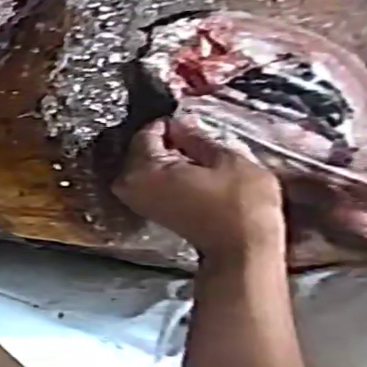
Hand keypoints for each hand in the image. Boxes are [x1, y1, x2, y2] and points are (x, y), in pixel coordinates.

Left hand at [113, 117, 285, 262]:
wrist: (239, 246)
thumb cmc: (240, 203)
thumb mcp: (227, 160)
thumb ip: (197, 138)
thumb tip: (179, 123)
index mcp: (142, 169)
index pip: (145, 134)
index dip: (169, 124)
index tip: (191, 121)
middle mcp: (126, 182)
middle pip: (140, 148)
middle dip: (166, 140)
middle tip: (199, 138)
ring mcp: (129, 196)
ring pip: (143, 163)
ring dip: (167, 156)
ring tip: (199, 156)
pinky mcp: (141, 206)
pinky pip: (147, 178)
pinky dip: (164, 171)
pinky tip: (191, 172)